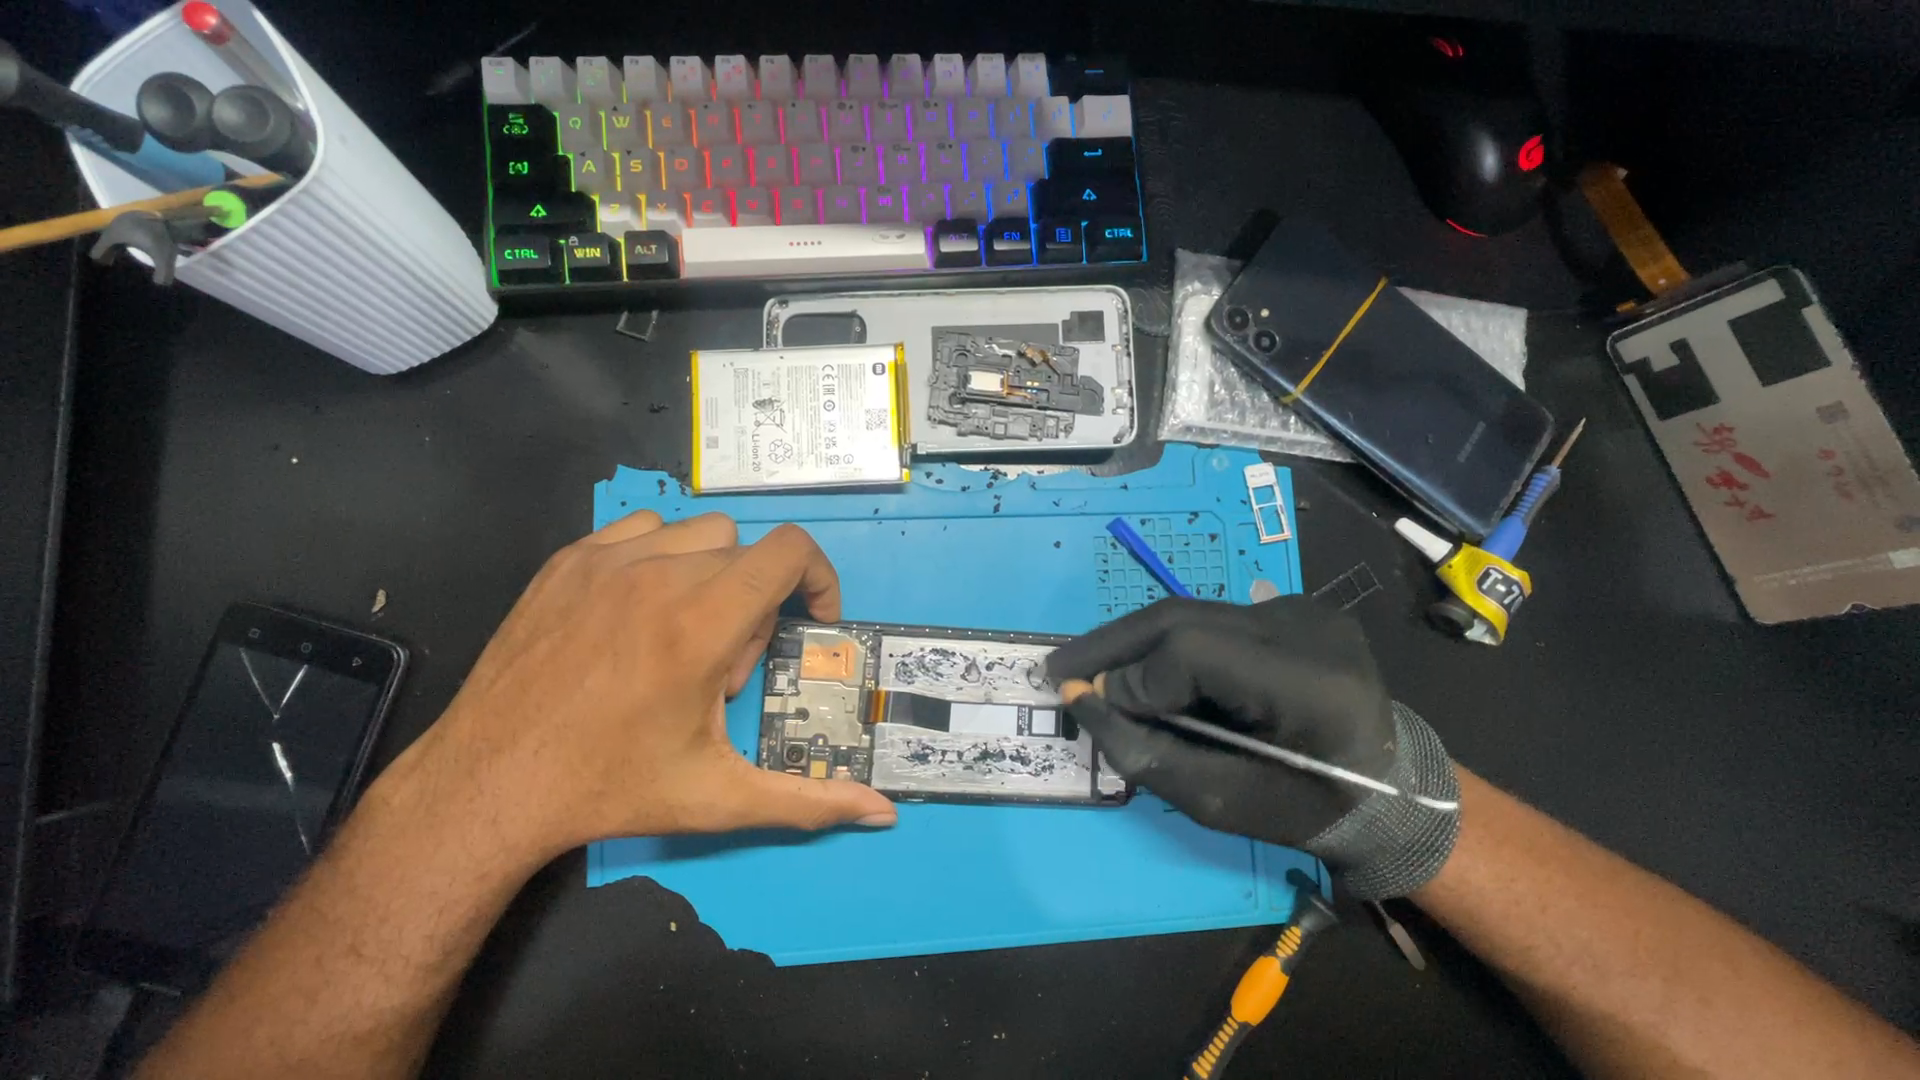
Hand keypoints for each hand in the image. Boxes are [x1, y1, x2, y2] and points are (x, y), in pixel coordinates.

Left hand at [390, 512, 896, 862]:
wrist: (488, 784)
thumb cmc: (610, 789)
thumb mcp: (718, 798)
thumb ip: (808, 801)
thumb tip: (884, 813)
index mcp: (702, 625)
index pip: (790, 552)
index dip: (819, 578)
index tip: (810, 623)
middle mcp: (659, 576)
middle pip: (747, 552)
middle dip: (757, 601)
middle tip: (722, 667)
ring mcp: (606, 562)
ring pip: (696, 535)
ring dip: (711, 575)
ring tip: (681, 635)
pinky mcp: (566, 562)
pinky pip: (640, 531)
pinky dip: (658, 559)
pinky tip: (635, 615)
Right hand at [1046, 597, 1459, 899]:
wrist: (1387, 788)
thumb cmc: (1304, 811)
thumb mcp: (1220, 804)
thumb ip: (1145, 751)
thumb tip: (1082, 698)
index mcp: (1311, 684)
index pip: (1193, 650)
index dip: (1135, 679)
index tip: (1093, 706)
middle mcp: (1308, 629)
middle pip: (1183, 616)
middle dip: (1112, 643)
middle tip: (1058, 669)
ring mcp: (1302, 610)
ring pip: (1190, 611)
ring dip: (1132, 640)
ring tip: (1085, 665)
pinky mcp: (1289, 608)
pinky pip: (1209, 620)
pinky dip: (1165, 642)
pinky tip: (1139, 665)